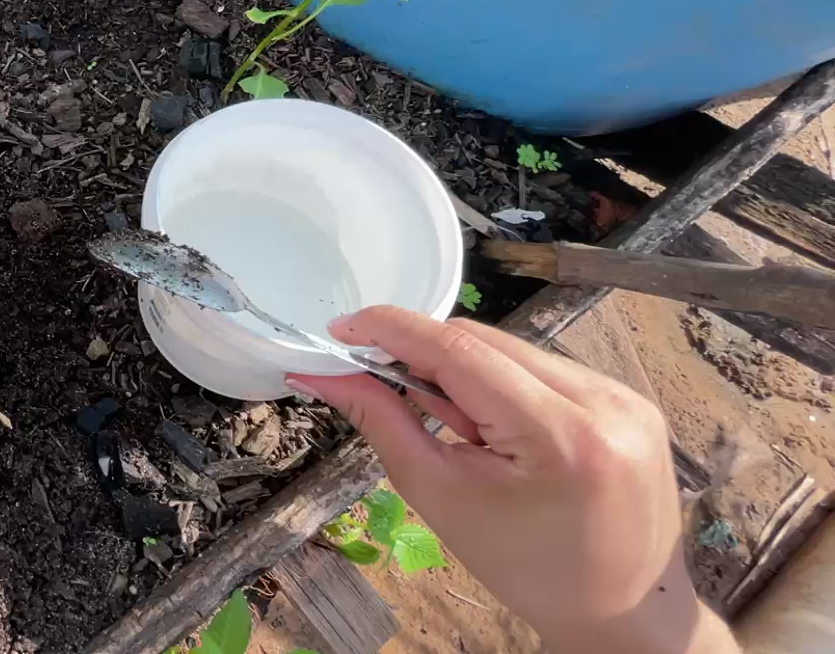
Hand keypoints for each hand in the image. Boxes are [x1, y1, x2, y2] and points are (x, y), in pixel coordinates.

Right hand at [289, 307, 735, 653]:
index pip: (456, 348)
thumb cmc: (519, 563)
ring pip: (502, 345)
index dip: (389, 328)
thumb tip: (317, 371)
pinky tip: (488, 423)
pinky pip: (531, 362)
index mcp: (561, 435)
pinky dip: (490, 377)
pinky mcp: (626, 399)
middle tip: (383, 384)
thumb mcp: (432, 489)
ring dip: (455, 367)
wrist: (625, 616)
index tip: (338, 329)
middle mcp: (605, 402)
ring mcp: (624, 397)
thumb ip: (376, 417)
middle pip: (478, 339)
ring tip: (453, 424)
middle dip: (419, 352)